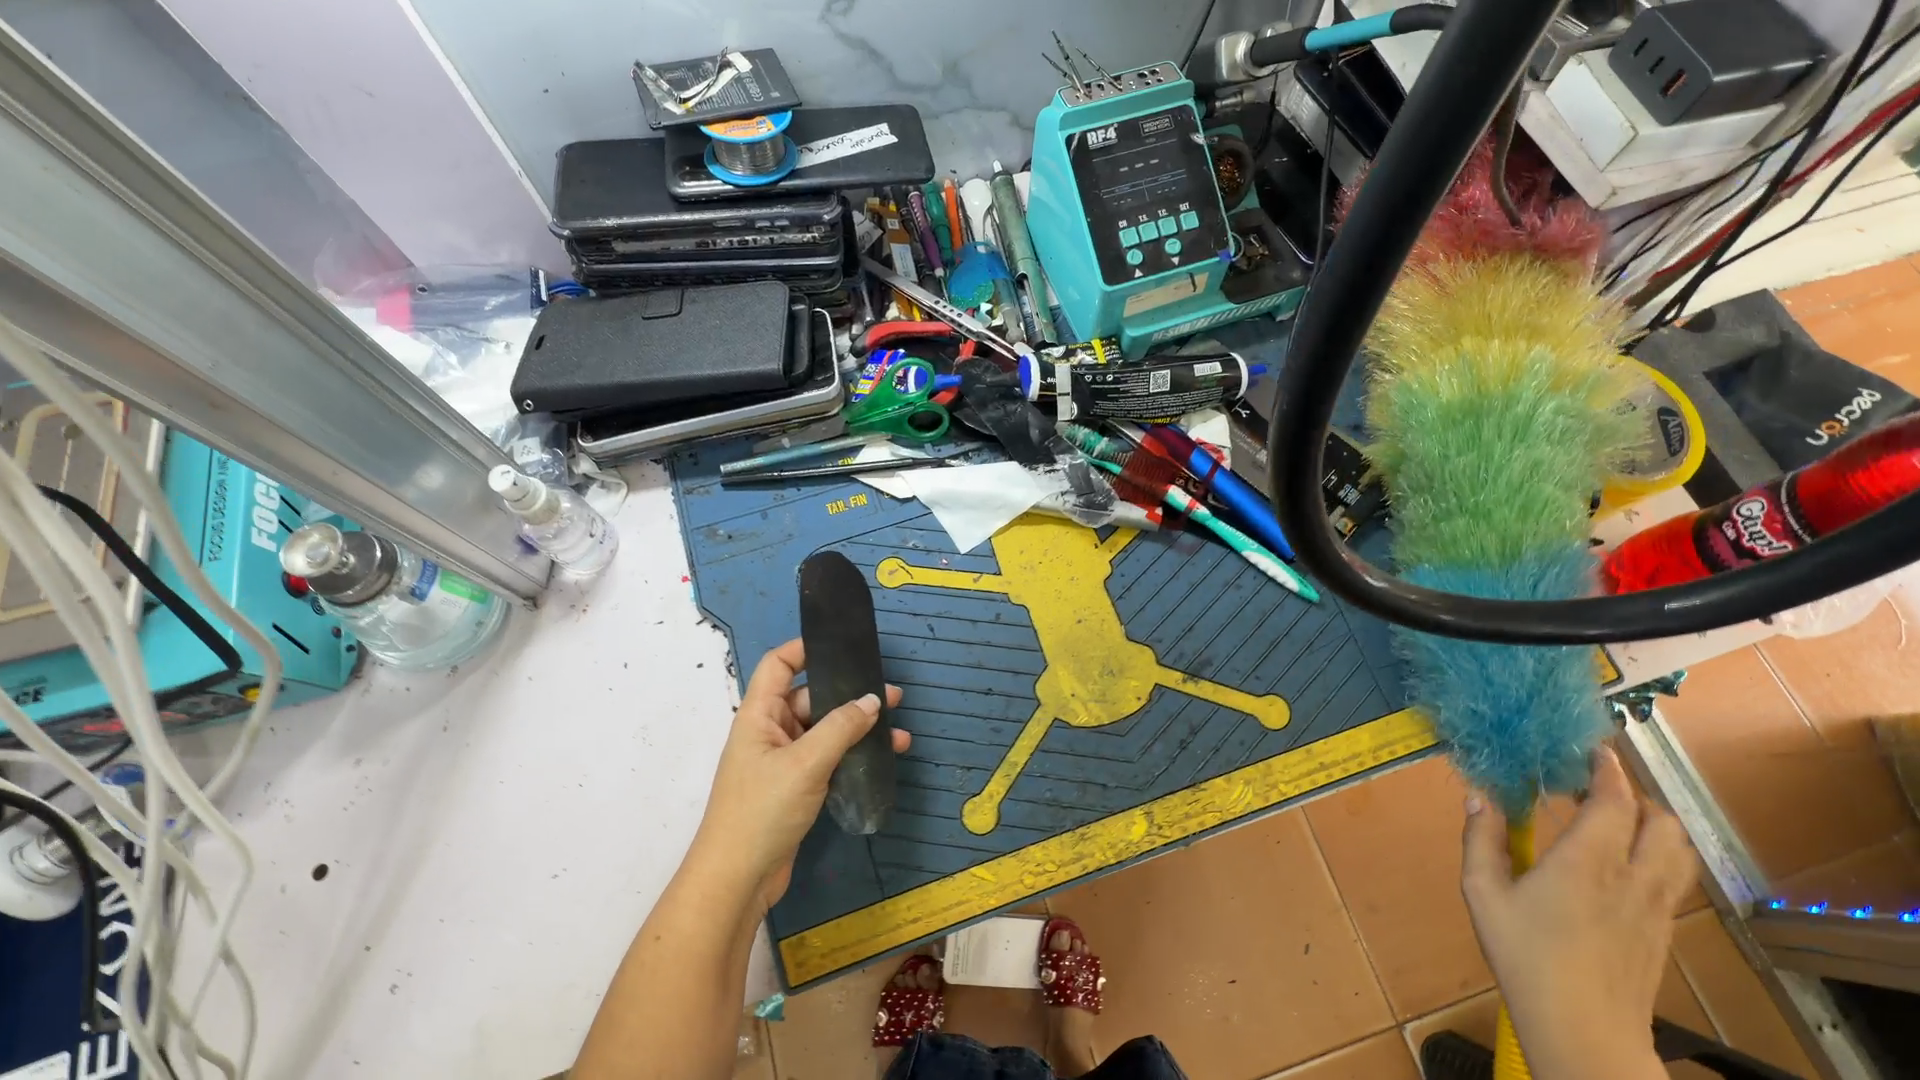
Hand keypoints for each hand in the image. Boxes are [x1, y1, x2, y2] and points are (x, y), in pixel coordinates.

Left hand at [692, 639, 909, 908]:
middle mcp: (769, 732)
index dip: (805, 648)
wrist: (738, 879)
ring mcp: (783, 762)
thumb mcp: (805, 764)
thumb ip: (841, 728)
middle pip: (809, 698)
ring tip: (900, 730)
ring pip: (824, 731)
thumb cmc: (762, 811)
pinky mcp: (797, 788)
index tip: (844, 644)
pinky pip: (829, 759)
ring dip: (858, 728)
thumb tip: (873, 700)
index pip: (778, 665)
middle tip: (893, 695)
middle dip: (849, 693)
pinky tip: (885, 759)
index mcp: (759, 715)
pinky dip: (854, 755)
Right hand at [1461, 744, 1695, 1079]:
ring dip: (1655, 823)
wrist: (1584, 1030)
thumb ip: (1480, 840)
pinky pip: (1675, 876)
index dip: (1608, 770)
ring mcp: (1656, 906)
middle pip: (1661, 820)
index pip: (1615, 800)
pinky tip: (1626, 865)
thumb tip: (1478, 797)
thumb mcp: (1483, 894)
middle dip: (1636, 795)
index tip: (1594, 751)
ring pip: (1678, 848)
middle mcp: (1633, 875)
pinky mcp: (1664, 930)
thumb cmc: (1525, 956)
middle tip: (1599, 788)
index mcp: (1588, 861)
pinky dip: (1659, 854)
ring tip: (1620, 820)